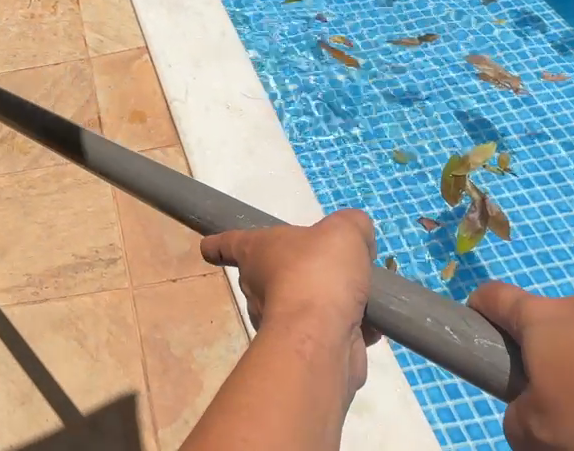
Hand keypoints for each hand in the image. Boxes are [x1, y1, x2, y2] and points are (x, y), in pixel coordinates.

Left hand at [200, 210, 378, 401]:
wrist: (322, 336)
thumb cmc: (318, 272)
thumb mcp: (343, 232)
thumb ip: (351, 226)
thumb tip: (358, 235)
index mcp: (254, 250)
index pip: (227, 243)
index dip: (217, 244)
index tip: (207, 248)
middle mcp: (257, 284)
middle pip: (269, 275)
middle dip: (296, 274)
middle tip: (326, 269)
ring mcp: (277, 320)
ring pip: (301, 306)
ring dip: (326, 304)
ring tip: (357, 297)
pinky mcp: (302, 348)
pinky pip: (324, 332)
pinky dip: (345, 329)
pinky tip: (366, 325)